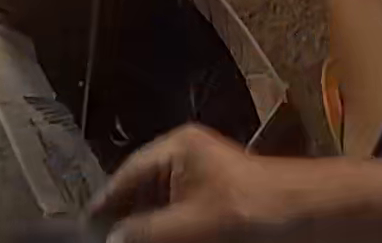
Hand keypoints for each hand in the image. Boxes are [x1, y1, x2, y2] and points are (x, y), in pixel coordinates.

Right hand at [90, 125, 299, 242]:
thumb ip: (147, 232)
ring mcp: (199, 174)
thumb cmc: (245, 208)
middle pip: (142, 188)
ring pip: (159, 204)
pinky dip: (165, 229)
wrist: (297, 211)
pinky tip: (159, 241)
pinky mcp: (211, 196)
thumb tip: (111, 240)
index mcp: (177, 147)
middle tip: (105, 241)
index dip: (106, 201)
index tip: (85, 229)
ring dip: (144, 226)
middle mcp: (184, 154)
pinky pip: (177, 212)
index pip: (129, 172)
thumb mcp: (191, 223)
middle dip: (125, 218)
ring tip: (126, 242)